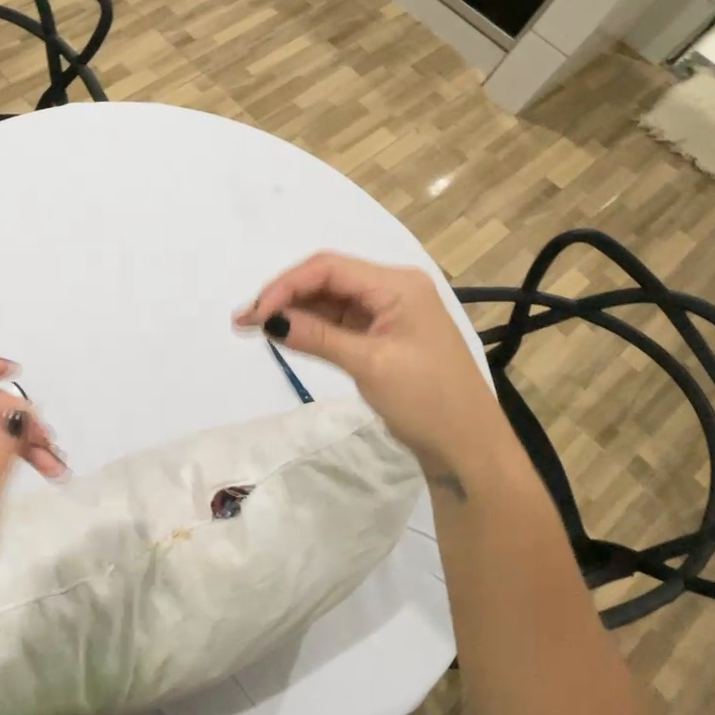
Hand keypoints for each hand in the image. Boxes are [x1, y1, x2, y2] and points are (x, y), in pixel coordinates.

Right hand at [234, 253, 509, 469]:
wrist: (470, 446)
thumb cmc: (429, 401)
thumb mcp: (369, 365)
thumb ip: (316, 336)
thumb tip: (267, 320)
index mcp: (397, 285)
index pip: (328, 268)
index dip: (285, 286)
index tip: (254, 315)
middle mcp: (393, 289)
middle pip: (327, 278)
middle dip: (284, 296)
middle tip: (244, 322)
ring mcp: (389, 312)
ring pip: (329, 299)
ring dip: (294, 311)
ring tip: (255, 329)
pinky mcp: (383, 334)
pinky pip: (339, 320)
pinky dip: (311, 326)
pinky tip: (286, 335)